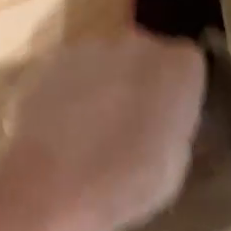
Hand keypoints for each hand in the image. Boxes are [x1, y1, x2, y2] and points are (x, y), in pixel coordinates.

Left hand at [0, 33, 204, 230]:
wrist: (51, 187)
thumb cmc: (125, 183)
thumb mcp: (172, 165)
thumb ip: (172, 128)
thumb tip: (162, 123)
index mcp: (180, 66)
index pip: (185, 69)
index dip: (172, 98)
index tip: (162, 125)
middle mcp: (136, 43)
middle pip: (140, 59)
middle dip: (135, 85)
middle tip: (124, 130)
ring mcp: (87, 49)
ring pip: (99, 66)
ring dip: (97, 90)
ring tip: (84, 137)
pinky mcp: (45, 65)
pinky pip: (65, 80)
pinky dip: (63, 99)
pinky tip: (57, 136)